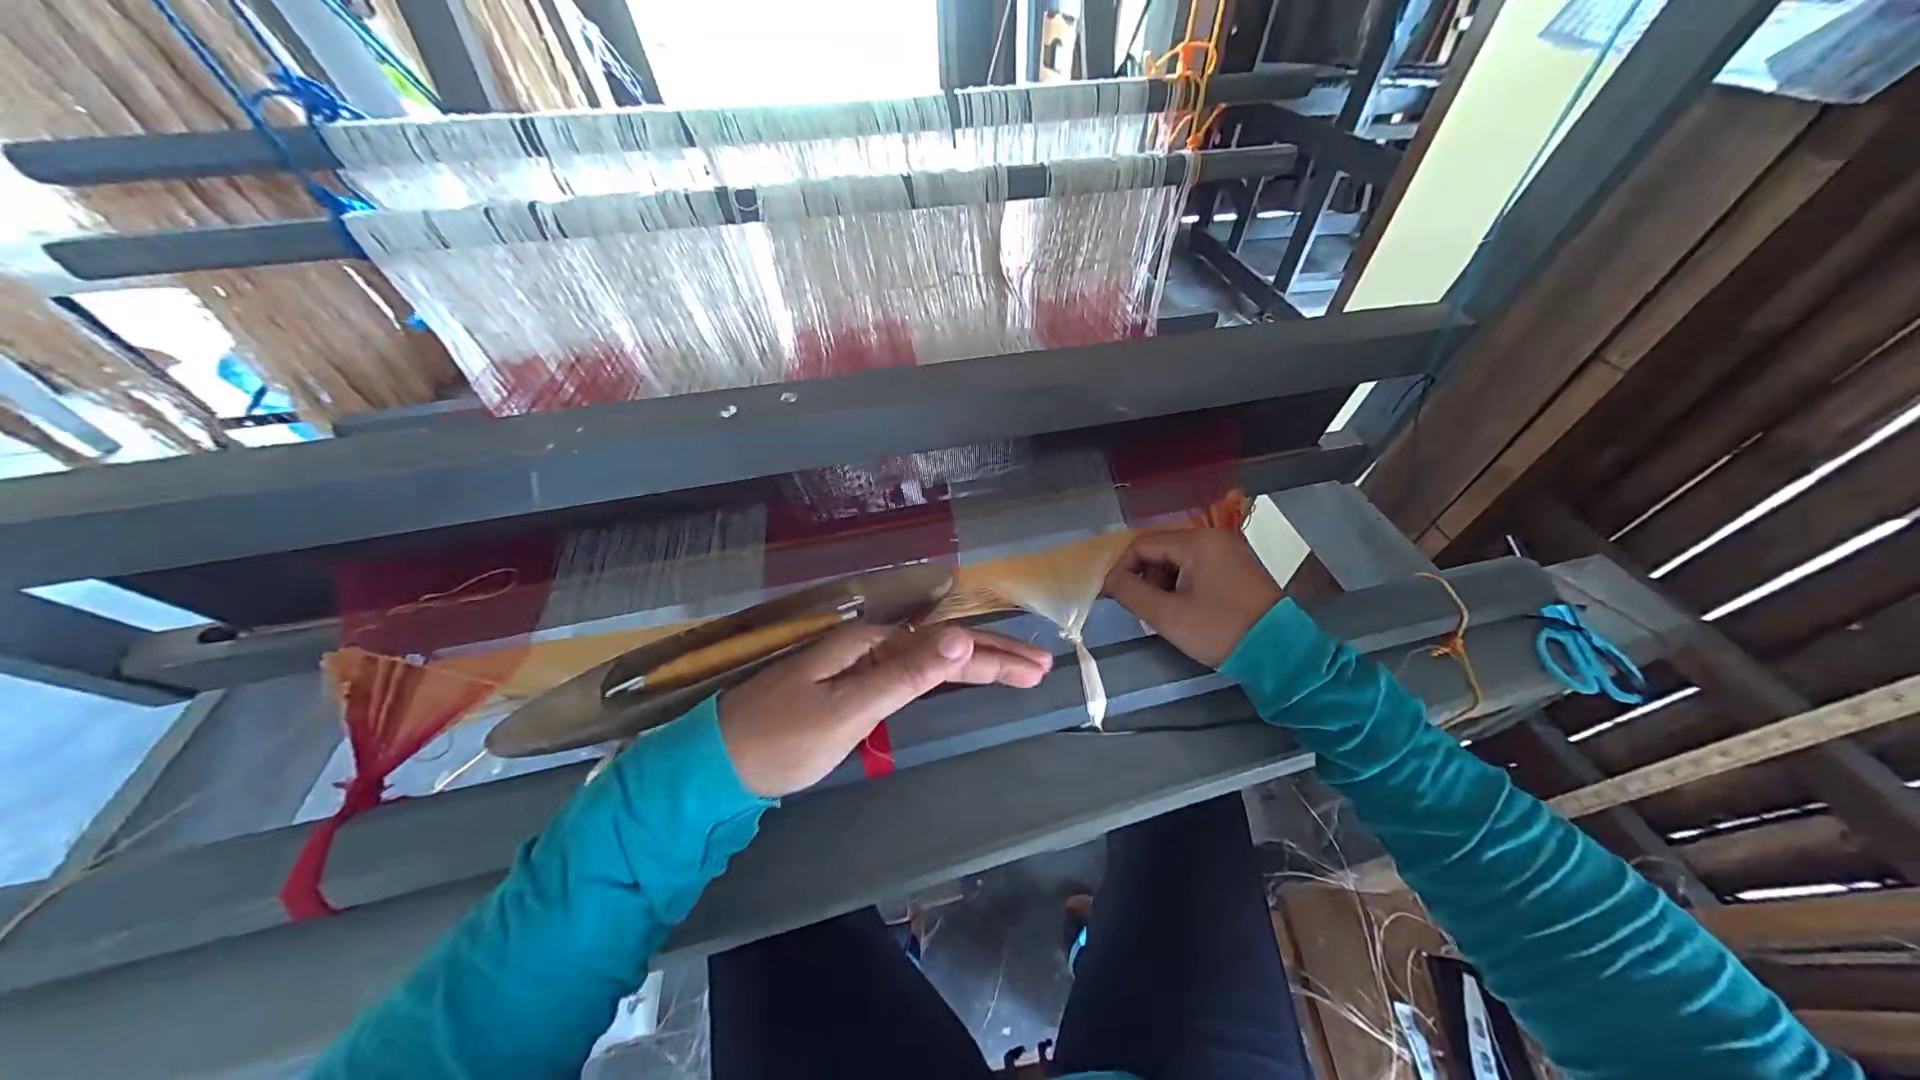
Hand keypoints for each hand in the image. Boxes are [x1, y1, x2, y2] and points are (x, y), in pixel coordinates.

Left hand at [719, 624, 1052, 796]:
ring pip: (925, 660)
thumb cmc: (781, 740)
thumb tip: (960, 637)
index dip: (994, 658)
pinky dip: (937, 676)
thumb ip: (905, 674)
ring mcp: (854, 666)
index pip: (947, 648)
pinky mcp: (845, 687)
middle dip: (991, 656)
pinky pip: (905, 674)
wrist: (716, 763)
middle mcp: (866, 647)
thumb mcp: (847, 709)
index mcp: (870, 645)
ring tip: (1010, 670)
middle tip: (1039, 667)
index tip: (1037, 668)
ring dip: (969, 665)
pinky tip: (951, 675)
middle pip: (941, 648)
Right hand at [1102, 529, 1282, 667]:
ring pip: (1178, 559)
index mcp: (1198, 542)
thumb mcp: (1168, 615)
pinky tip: (1183, 608)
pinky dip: (1182, 584)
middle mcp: (1215, 537)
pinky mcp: (1239, 567)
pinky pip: (1198, 567)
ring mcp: (1230, 551)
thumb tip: (1109, 580)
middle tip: (1139, 607)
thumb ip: (1131, 593)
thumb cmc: (1220, 630)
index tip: (1113, 595)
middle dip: (1143, 577)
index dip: (1122, 569)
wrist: (1280, 652)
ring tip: (1162, 611)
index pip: (1142, 545)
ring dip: (1162, 582)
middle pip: (1161, 549)